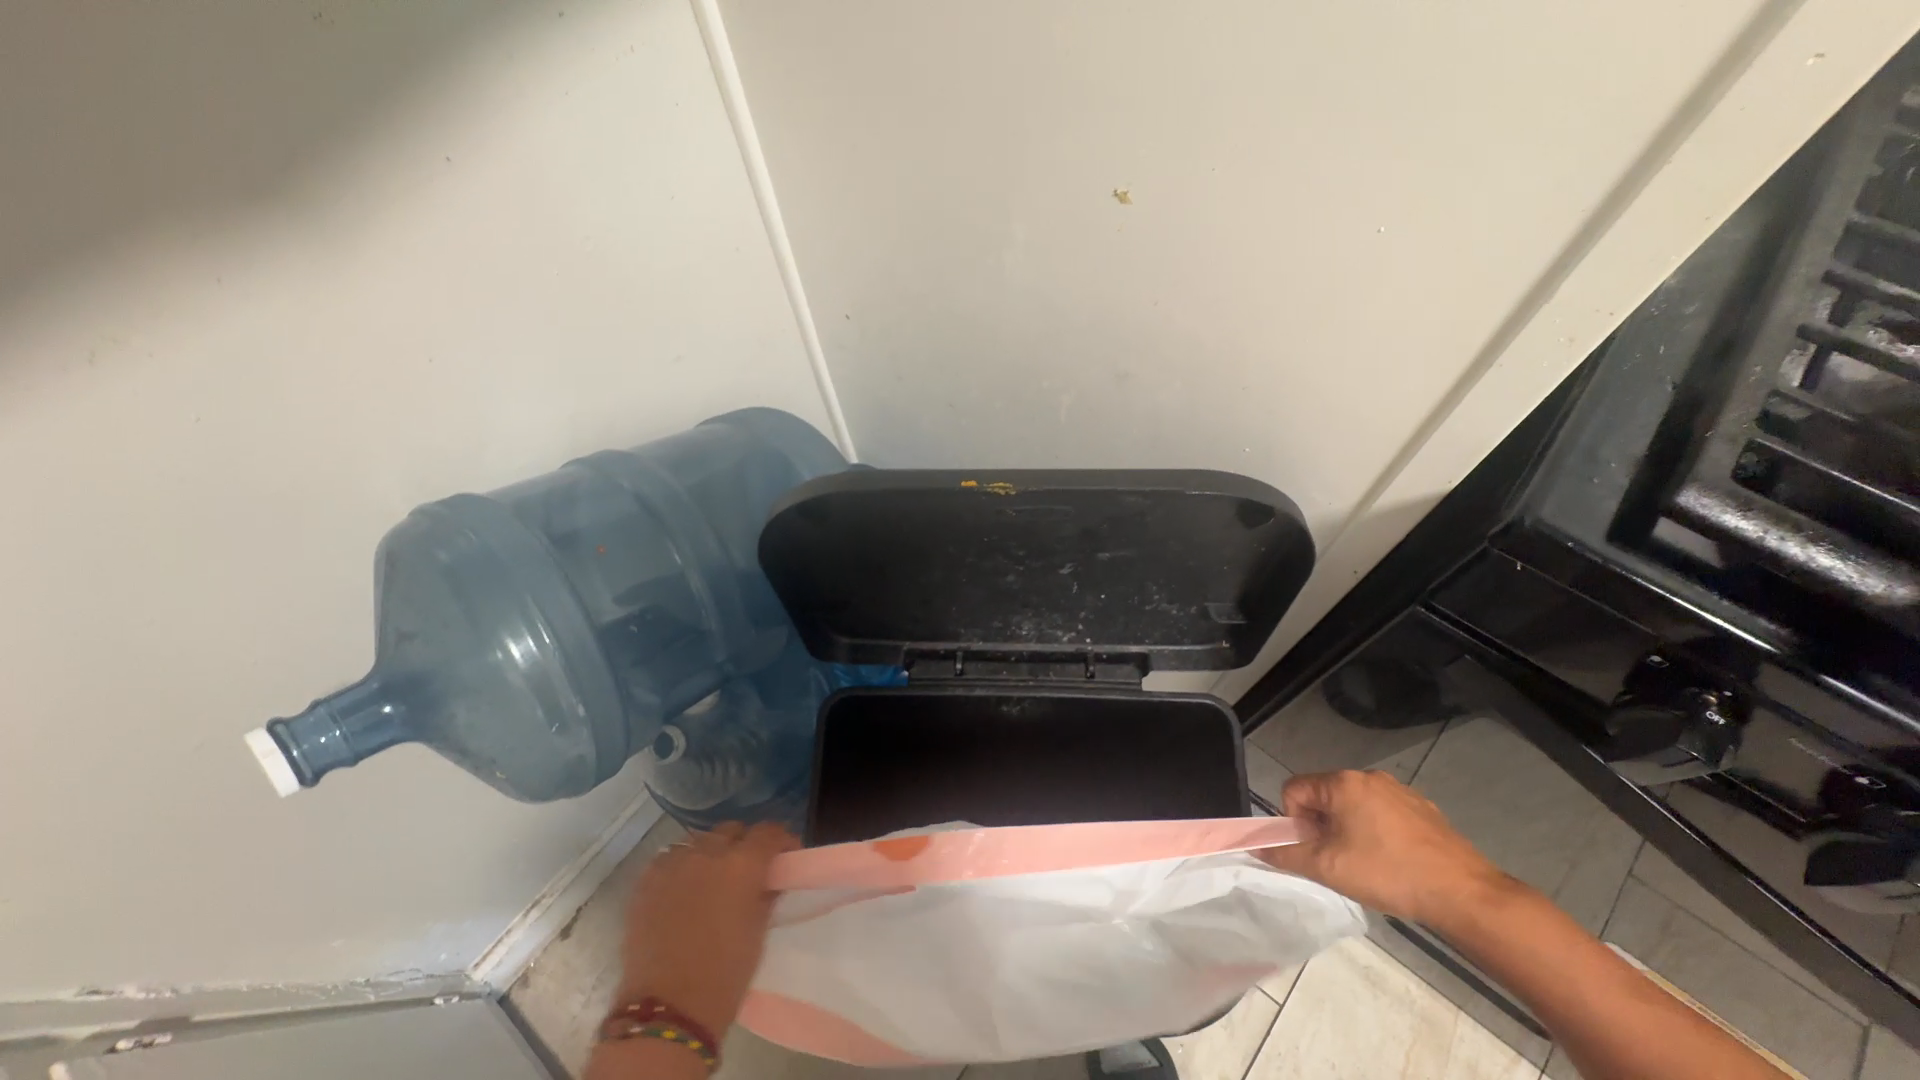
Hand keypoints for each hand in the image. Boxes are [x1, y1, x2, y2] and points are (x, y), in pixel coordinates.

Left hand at [615, 822, 798, 1034]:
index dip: (781, 840)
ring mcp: (673, 864)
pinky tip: (683, 888)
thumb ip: (765, 895)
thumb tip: (769, 881)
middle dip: (744, 844)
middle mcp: (708, 854)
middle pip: (732, 831)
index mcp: (743, 865)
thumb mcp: (758, 931)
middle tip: (748, 869)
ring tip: (713, 878)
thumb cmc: (725, 974)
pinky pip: (669, 858)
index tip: (785, 855)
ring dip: (711, 852)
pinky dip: (681, 865)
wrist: (669, 1007)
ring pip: (698, 840)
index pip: (769, 832)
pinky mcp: (646, 881)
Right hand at [1256, 769, 1511, 924]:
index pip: (1294, 789)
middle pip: (1324, 796)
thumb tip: (1255, 847)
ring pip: (1354, 806)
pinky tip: (1394, 862)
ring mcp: (1401, 791)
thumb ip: (1285, 854)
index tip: (1315, 850)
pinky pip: (1382, 814)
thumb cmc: (1387, 873)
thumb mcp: (1327, 868)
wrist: (1462, 893)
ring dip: (1348, 830)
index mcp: (1343, 783)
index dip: (1294, 822)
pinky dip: (1377, 833)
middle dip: (1321, 827)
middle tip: (1338, 861)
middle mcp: (1370, 777)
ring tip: (1367, 865)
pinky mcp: (1423, 809)